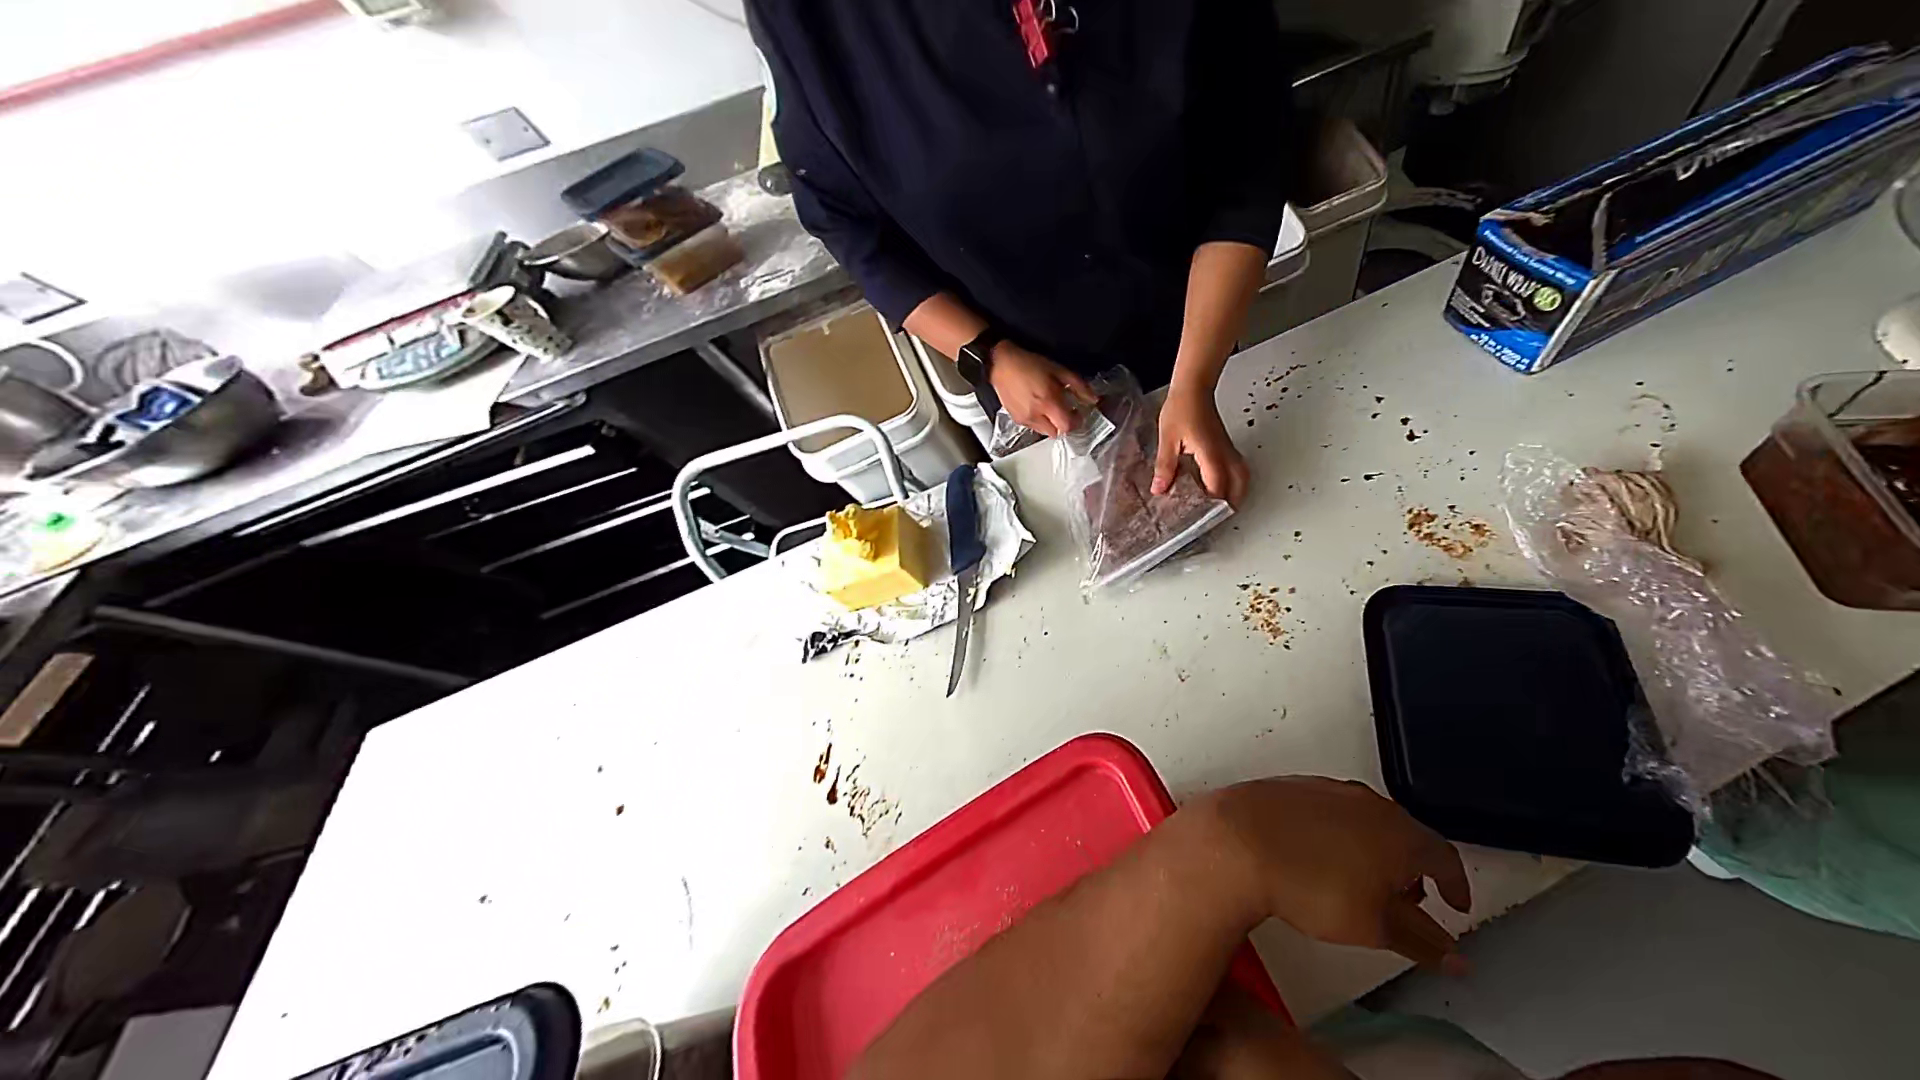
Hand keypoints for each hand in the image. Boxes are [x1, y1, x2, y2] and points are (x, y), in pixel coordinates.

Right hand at [988, 343, 1095, 437]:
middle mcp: (1036, 414)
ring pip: (1045, 432)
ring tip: (1050, 408)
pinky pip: (1033, 428)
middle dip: (1064, 424)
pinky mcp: (1016, 419)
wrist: (1001, 364)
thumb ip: (1079, 386)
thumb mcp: (1059, 370)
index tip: (1078, 413)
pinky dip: (1039, 422)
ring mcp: (1024, 419)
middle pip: (1057, 433)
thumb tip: (1092, 399)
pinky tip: (1037, 407)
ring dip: (1052, 424)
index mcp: (1048, 401)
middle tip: (1066, 412)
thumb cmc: (1029, 364)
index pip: (1067, 426)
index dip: (1076, 422)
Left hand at [1155, 385, 1249, 507]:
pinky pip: (1236, 467)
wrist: (1194, 388)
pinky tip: (1219, 485)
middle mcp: (1224, 454)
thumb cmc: (1182, 408)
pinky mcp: (1226, 445)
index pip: (1217, 488)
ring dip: (1236, 492)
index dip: (1211, 506)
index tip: (1201, 519)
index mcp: (1210, 455)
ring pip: (1242, 477)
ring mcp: (1228, 449)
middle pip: (1238, 486)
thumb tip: (1160, 489)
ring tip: (1222, 506)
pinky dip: (1233, 480)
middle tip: (1217, 518)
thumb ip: (1165, 467)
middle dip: (1230, 504)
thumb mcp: (1168, 440)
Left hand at [1195, 777, 1472, 970]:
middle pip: (1404, 834)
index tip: (1455, 899)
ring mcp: (1324, 789)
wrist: (1236, 842)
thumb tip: (1451, 954)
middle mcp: (1365, 802)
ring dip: (1369, 849)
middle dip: (1410, 868)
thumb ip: (1422, 941)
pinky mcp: (1290, 787)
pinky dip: (1331, 834)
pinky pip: (1323, 810)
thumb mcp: (1374, 927)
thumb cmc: (1305, 880)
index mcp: (1400, 832)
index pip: (1444, 857)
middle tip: (1406, 898)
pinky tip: (1315, 858)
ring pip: (1362, 819)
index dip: (1455, 884)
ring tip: (1356, 883)